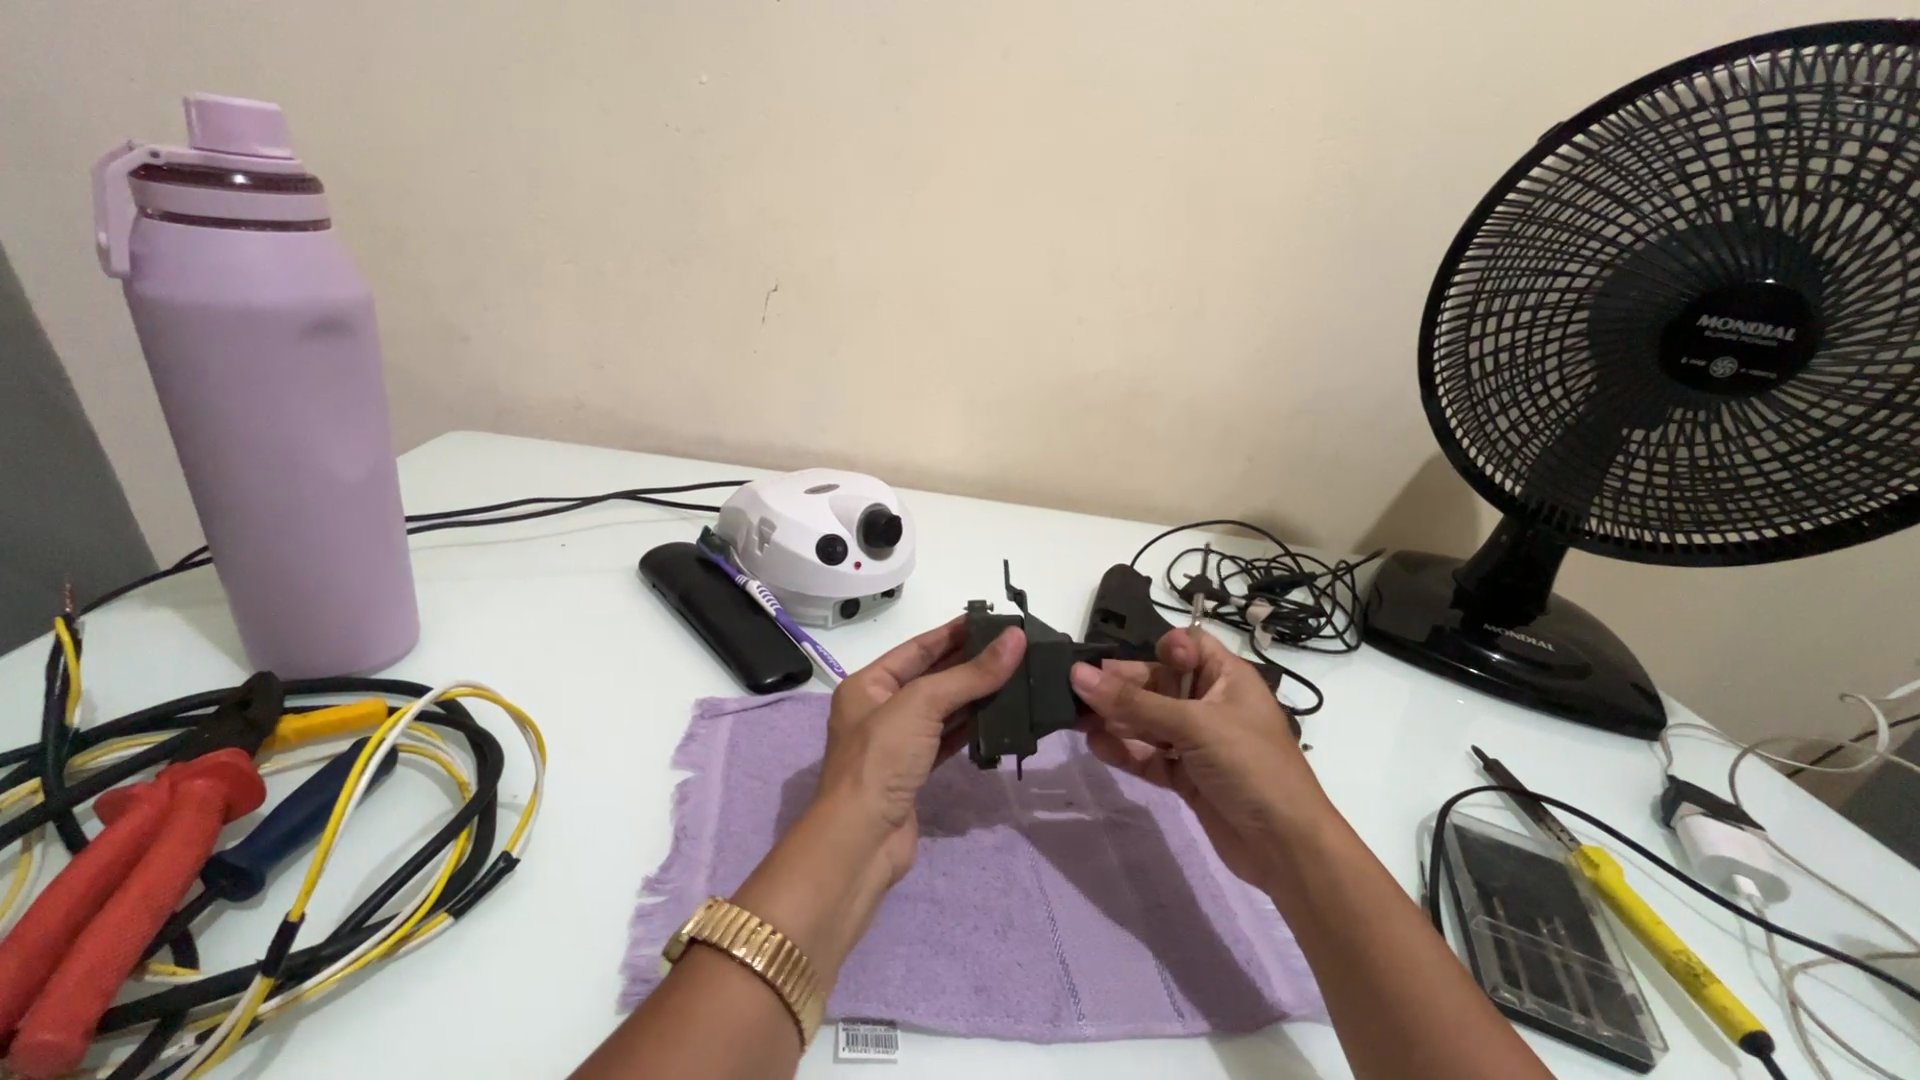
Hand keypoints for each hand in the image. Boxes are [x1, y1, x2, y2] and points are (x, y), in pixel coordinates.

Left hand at [815, 617, 1024, 883]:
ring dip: (977, 695)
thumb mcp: (922, 705)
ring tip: (1019, 676)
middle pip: (932, 677)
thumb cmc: (881, 760)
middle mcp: (880, 709)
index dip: (955, 632)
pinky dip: (972, 728)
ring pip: (943, 710)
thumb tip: (1015, 639)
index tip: (995, 622)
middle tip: (1016, 649)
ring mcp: (898, 743)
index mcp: (868, 684)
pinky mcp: (915, 772)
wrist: (861, 840)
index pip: (918, 648)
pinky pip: (948, 739)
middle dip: (971, 663)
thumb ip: (970, 674)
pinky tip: (1001, 717)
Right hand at [1071, 629, 1333, 890]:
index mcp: (1227, 678)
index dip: (1157, 649)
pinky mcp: (1187, 777)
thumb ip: (1133, 703)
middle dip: (1120, 686)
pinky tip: (1096, 745)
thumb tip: (1078, 675)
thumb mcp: (1193, 725)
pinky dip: (1125, 751)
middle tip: (1075, 689)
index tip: (1127, 663)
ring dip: (1115, 719)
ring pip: (1148, 722)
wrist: (1286, 846)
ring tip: (1075, 719)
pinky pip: (1149, 755)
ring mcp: (1198, 743)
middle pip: (1157, 684)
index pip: (1187, 646)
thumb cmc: (1250, 765)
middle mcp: (1211, 704)